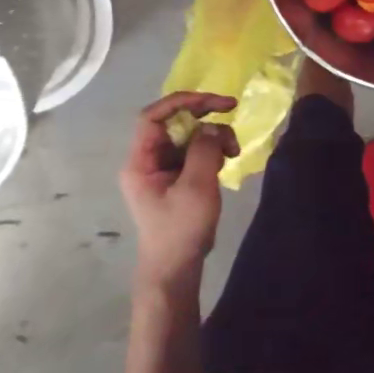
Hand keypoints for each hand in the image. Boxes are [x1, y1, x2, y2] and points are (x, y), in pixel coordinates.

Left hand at [120, 92, 238, 287]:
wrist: (175, 271)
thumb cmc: (180, 230)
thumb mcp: (196, 187)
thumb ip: (204, 150)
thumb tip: (212, 126)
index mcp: (140, 161)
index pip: (153, 116)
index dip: (181, 101)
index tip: (212, 101)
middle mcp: (147, 160)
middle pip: (173, 122)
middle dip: (203, 115)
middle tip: (231, 110)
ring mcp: (162, 170)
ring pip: (187, 136)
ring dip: (212, 135)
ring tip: (233, 149)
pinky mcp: (176, 179)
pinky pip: (193, 152)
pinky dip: (212, 149)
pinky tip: (227, 158)